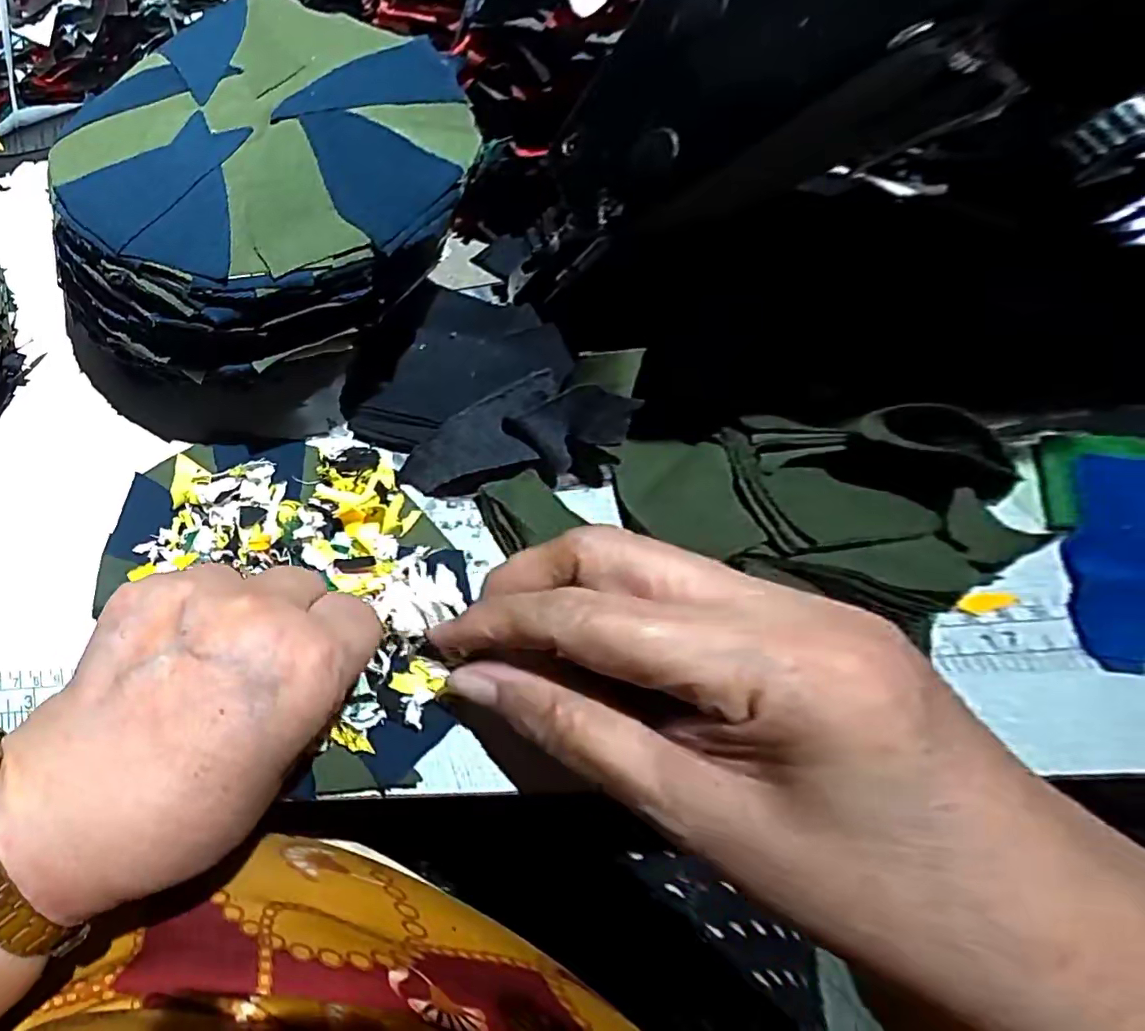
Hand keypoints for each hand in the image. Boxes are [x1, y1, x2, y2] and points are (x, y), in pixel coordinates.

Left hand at [0, 564, 378, 925]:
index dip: (341, 645)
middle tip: (260, 664)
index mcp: (306, 660)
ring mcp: (194, 589)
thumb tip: (308, 673)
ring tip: (203, 657)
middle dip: (295, 620)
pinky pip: (190, 582)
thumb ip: (304, 702)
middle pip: (305, 584)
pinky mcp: (143, 586)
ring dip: (240, 609)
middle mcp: (257, 610)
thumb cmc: (187, 813)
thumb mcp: (277, 773)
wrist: (74, 803)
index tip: (322, 667)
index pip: (357, 616)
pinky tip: (162, 651)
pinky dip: (189, 608)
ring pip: (245, 578)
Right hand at [430, 526, 1144, 1030]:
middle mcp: (786, 602)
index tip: (438, 642)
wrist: (1047, 934)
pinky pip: (674, 591)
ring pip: (638, 561)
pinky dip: (609, 613)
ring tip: (520, 645)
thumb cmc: (862, 891)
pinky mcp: (802, 618)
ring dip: (563, 593)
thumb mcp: (694, 816)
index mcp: (774, 658)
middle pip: (611, 551)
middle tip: (477, 636)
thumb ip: (571, 731)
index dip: (499, 622)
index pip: (592, 612)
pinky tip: (592, 658)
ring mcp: (800, 602)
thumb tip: (472, 681)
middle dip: (524, 583)